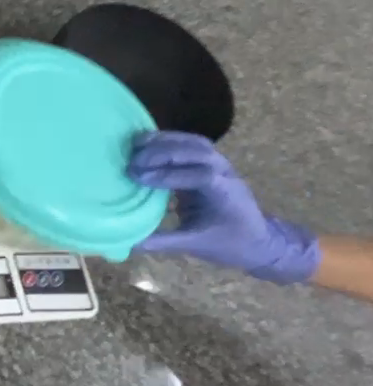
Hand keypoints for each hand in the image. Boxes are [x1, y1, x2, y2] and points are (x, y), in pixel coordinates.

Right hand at [127, 131, 319, 284]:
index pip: (201, 176)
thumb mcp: (195, 246)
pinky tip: (145, 143)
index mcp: (226, 196)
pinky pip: (190, 142)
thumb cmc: (230, 244)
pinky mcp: (210, 162)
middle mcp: (226, 175)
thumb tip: (125, 241)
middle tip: (131, 163)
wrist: (261, 241)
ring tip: (133, 146)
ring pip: (194, 142)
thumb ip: (161, 241)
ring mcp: (220, 166)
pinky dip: (166, 139)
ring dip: (162, 141)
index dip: (167, 175)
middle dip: (161, 154)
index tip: (137, 178)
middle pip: (198, 152)